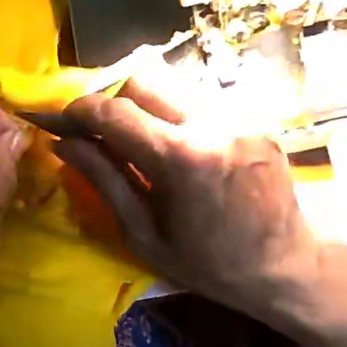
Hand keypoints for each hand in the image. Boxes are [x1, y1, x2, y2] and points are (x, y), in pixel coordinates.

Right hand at [55, 76, 334, 328]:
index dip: (79, 111)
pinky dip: (178, 115)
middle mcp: (212, 122)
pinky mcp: (257, 118)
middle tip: (101, 132)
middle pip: (144, 79)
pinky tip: (179, 148)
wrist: (286, 267)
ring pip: (175, 84)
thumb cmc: (210, 266)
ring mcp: (240, 116)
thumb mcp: (145, 234)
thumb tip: (64, 144)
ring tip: (139, 141)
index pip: (115, 111)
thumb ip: (105, 181)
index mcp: (181, 158)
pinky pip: (203, 100)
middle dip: (113, 100)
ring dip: (146, 105)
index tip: (60, 121)